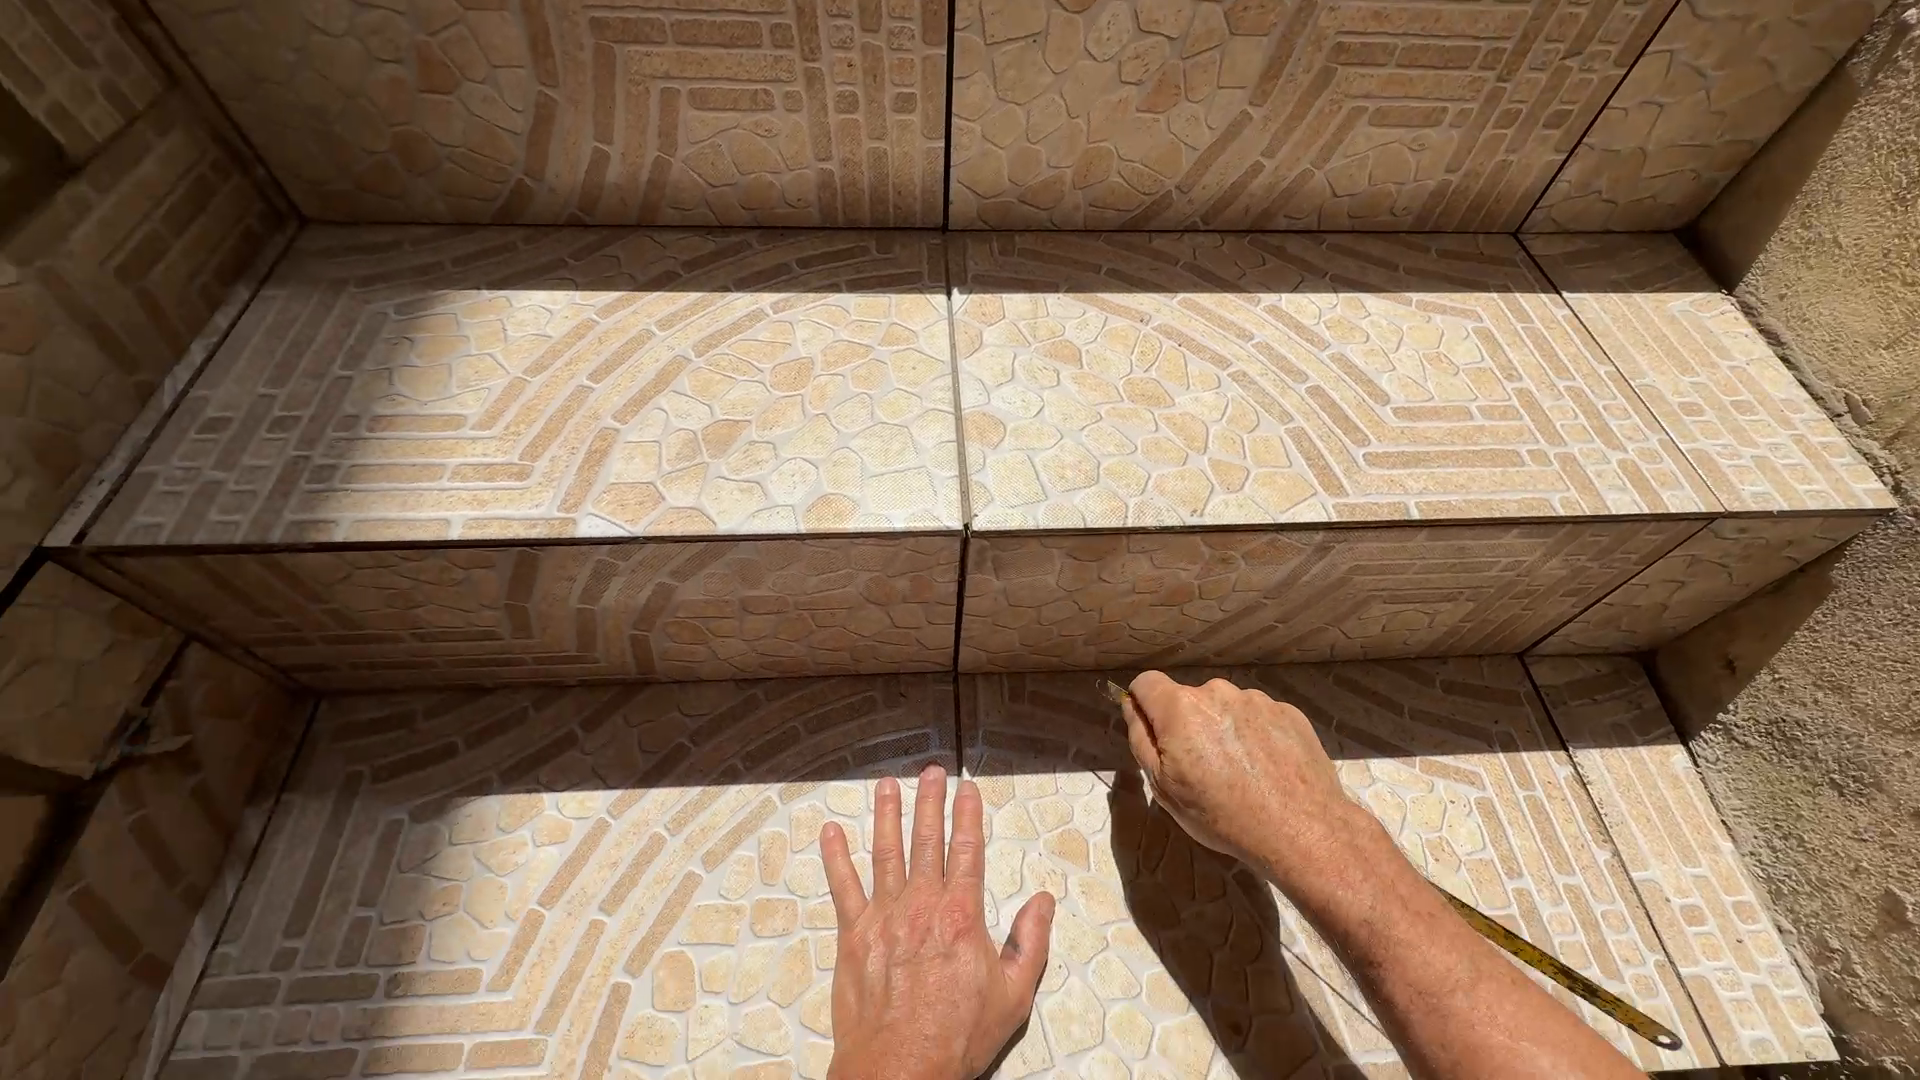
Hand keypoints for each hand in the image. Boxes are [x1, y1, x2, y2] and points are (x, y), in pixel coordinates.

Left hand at [823, 764, 1056, 1079]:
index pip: (967, 850)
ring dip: (887, 815)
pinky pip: (843, 887)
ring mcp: (885, 915)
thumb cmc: (958, 1036)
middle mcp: (922, 904)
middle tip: (931, 772)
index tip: (966, 787)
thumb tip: (1044, 900)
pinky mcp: (854, 934)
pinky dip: (835, 857)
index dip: (967, 815)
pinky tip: (830, 831)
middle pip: (927, 840)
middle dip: (929, 802)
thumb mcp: (1014, 995)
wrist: (900, 1070)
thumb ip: (1031, 942)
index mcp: (962, 915)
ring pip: (886, 852)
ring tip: (888, 785)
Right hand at [1122, 671, 1364, 897]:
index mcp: (1181, 708)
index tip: (1154, 735)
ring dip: (1222, 729)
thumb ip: (1141, 739)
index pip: (1146, 683)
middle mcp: (1217, 692)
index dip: (1143, 705)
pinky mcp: (1289, 713)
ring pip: (1224, 708)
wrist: (1301, 830)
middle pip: (1188, 699)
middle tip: (1201, 769)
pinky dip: (1255, 736)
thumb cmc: (1221, 814)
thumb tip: (1131, 706)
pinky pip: (1258, 717)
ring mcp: (1257, 700)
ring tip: (1240, 773)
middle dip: (1187, 725)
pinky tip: (1267, 770)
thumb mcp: (1163, 786)